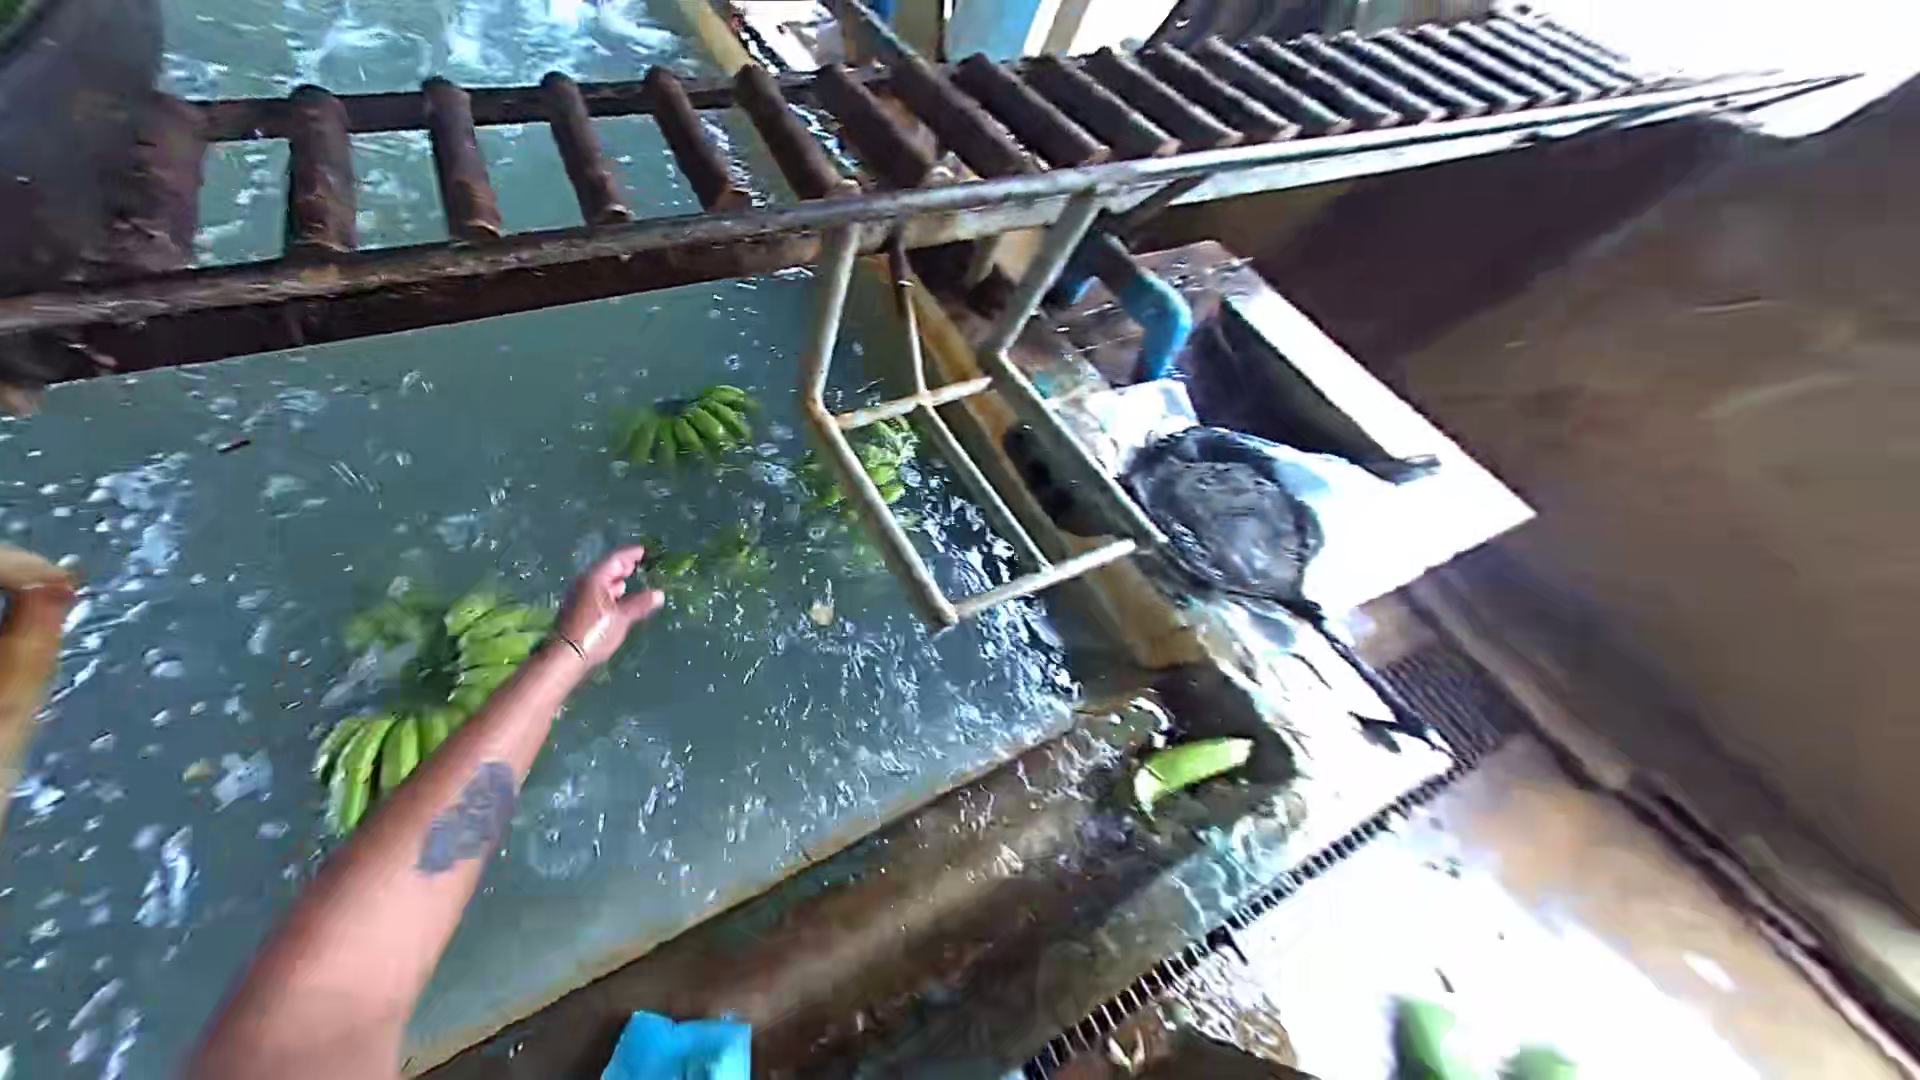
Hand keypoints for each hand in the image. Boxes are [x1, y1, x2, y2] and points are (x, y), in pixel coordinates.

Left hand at [554, 546, 663, 665]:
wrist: (565, 657)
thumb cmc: (594, 632)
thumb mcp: (622, 617)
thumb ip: (640, 603)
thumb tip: (659, 593)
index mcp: (595, 579)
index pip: (615, 559)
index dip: (631, 553)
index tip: (645, 550)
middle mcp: (585, 584)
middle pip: (607, 567)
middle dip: (624, 563)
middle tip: (642, 561)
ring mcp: (580, 596)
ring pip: (602, 581)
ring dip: (618, 578)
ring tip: (634, 577)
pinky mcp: (580, 609)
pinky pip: (599, 591)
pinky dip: (613, 590)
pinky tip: (621, 596)